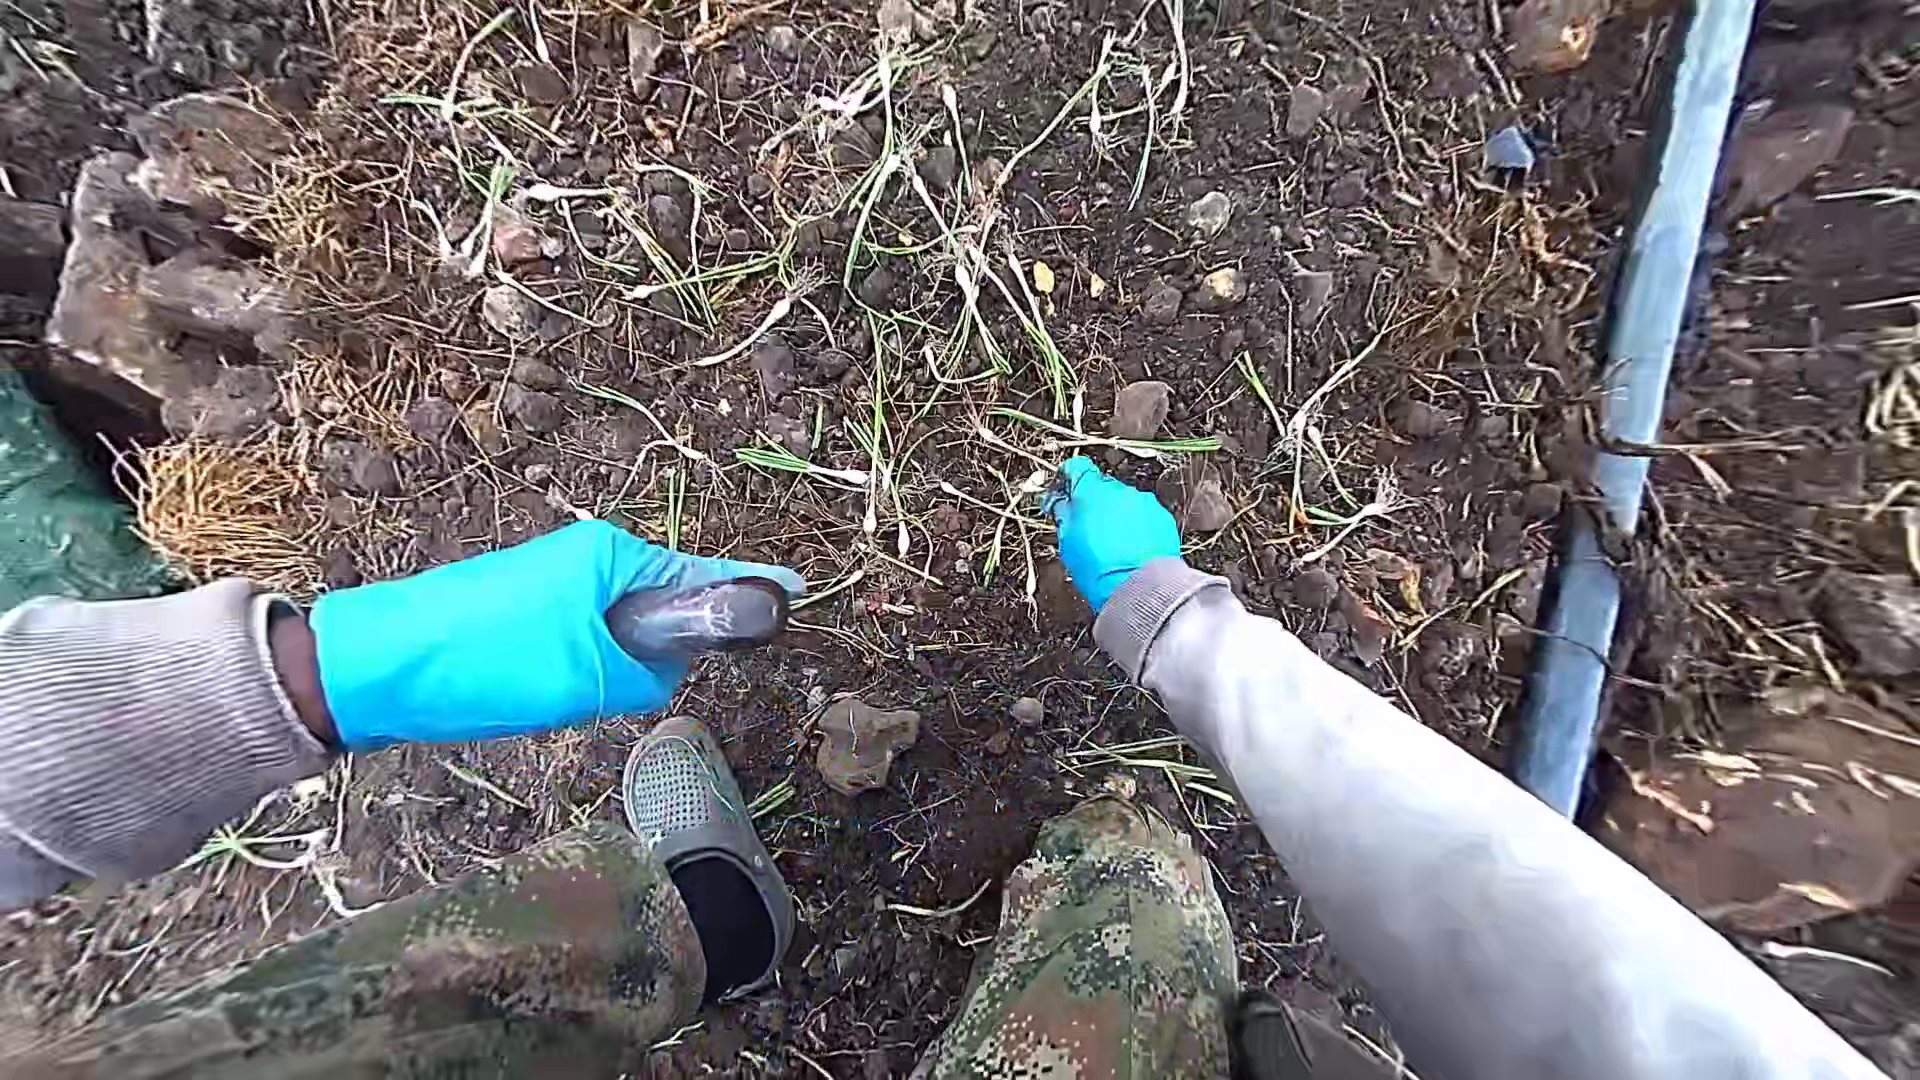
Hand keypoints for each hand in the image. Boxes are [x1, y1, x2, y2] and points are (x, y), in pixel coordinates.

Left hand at [309, 520, 804, 749]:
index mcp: (615, 556)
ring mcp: (564, 574)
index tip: (793, 590)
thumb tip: (665, 669)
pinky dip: (603, 652)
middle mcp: (596, 555)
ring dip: (631, 651)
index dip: (751, 584)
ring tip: (593, 686)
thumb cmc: (493, 662)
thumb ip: (652, 673)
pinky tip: (574, 681)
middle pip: (670, 595)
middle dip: (676, 635)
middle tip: (657, 675)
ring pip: (631, 617)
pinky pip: (598, 624)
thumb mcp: (592, 678)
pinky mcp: (540, 599)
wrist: (371, 666)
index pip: (704, 570)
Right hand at [1043, 457, 1180, 611]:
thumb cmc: (1100, 568)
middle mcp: (1120, 490)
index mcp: (1091, 491)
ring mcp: (1143, 502)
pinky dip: (1136, 526)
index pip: (1076, 467)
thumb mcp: (1067, 541)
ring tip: (1110, 543)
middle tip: (1085, 527)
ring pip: (1123, 501)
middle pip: (1101, 486)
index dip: (1068, 478)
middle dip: (1092, 503)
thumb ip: (1063, 514)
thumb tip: (1059, 502)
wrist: (1140, 588)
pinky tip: (1129, 548)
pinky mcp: (1161, 517)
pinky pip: (1143, 515)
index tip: (1064, 491)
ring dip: (1115, 515)